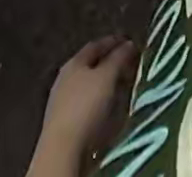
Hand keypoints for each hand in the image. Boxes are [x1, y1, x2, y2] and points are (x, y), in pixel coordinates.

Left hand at [36, 35, 138, 163]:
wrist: (62, 149)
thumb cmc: (86, 107)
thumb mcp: (107, 77)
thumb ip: (118, 58)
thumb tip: (129, 44)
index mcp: (74, 62)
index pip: (96, 45)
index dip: (114, 42)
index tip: (129, 42)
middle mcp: (65, 77)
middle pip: (91, 64)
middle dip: (110, 62)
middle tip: (129, 64)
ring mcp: (62, 99)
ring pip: (88, 84)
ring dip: (104, 82)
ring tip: (121, 86)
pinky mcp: (63, 120)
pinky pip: (85, 102)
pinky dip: (98, 99)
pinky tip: (106, 107)